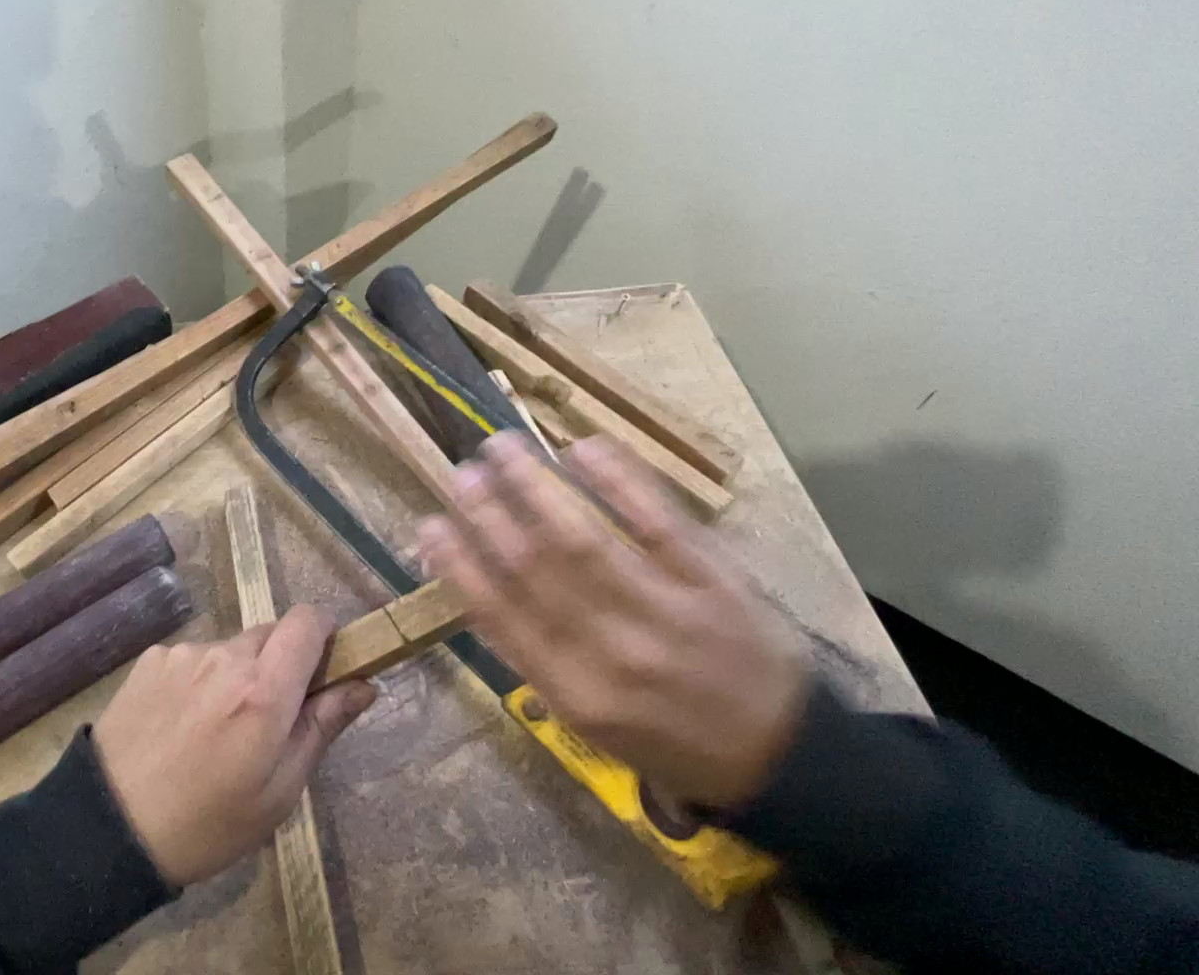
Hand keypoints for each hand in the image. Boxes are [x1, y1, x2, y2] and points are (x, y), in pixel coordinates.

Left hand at [92, 605, 376, 885]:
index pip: (308, 621)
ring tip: (215, 729)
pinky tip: (181, 723)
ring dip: (237, 674)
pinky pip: (193, 657)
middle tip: (266, 718)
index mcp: (264, 691)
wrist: (108, 828)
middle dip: (280, 664)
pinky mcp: (151, 659)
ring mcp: (183, 654)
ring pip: (231, 648)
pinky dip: (200, 679)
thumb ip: (322, 726)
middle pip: (271, 634)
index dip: (323, 634)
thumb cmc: (208, 823)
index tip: (322, 667)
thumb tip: (365, 684)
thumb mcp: (279, 791)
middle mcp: (225, 657)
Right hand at [418, 434, 808, 807]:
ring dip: (537, 487)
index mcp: (571, 689)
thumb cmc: (665, 737)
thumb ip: (534, 658)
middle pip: (535, 569)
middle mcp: (609, 652)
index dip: (459, 564)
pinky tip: (585, 448)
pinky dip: (619, 482)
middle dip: (490, 514)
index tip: (430, 524)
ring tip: (504, 448)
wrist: (776, 759)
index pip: (498, 615)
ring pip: (585, 541)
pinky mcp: (715, 585)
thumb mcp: (587, 719)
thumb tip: (481, 590)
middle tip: (463, 473)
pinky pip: (660, 526)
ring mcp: (665, 614)